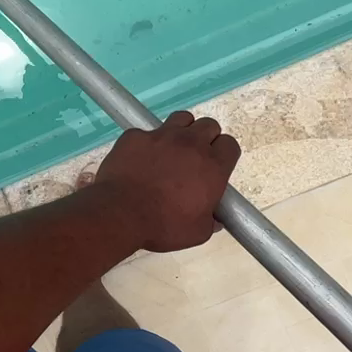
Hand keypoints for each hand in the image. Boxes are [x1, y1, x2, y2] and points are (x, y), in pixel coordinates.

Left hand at [93, 111, 240, 252]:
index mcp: (212, 166)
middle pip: (208, 125)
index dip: (223, 155)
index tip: (214, 167)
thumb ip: (210, 221)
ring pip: (180, 118)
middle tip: (192, 158)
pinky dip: (144, 143)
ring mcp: (161, 135)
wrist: (121, 213)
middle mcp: (190, 144)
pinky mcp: (135, 135)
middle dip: (204, 138)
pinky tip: (138, 159)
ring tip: (170, 149)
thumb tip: (214, 220)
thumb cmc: (163, 226)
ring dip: (180, 131)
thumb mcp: (197, 232)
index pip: (230, 145)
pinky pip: (145, 132)